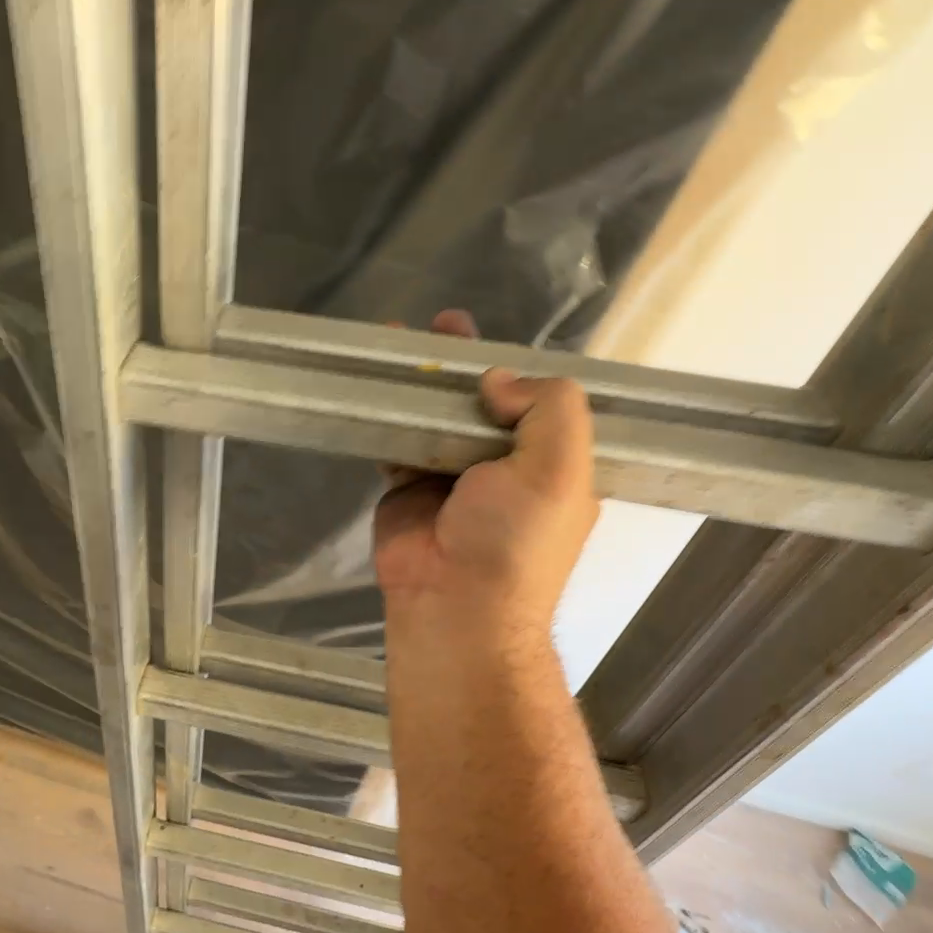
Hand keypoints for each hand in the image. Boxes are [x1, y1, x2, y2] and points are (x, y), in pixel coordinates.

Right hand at [373, 309, 599, 642]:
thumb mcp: (558, 468)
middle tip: (440, 325)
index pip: (538, 401)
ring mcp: (451, 477)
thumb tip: (497, 378)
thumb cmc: (514, 540)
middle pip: (481, 402)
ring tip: (398, 341)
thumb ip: (547, 408)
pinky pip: (399, 442)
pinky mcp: (406, 487)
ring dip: (420, 382)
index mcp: (550, 462)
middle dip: (462, 363)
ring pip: (436, 416)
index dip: (516, 365)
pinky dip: (388, 416)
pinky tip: (374, 385)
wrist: (453, 606)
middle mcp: (502, 465)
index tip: (491, 339)